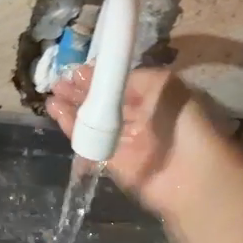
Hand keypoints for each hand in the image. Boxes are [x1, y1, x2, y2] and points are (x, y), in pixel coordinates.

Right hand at [44, 66, 242, 219]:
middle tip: (58, 81)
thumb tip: (101, 74)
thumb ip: (132, 78)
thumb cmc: (182, 122)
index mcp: (154, 98)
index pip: (120, 84)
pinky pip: (88, 141)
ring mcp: (124, 140)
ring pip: (92, 120)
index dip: (98, 77)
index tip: (76, 69)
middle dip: (80, 91)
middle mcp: (139, 118)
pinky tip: (56, 112)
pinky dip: (71, 127)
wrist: (191, 173)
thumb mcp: (163, 85)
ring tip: (52, 95)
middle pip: (103, 102)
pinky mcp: (111, 161)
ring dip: (71, 107)